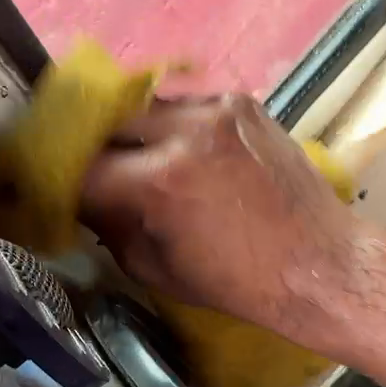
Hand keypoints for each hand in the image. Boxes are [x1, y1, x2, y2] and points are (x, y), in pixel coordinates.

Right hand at [79, 94, 367, 338]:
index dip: (68, 185)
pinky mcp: (243, 103)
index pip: (85, 170)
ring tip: (143, 163)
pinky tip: (187, 154)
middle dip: (99, 153)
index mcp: (159, 180)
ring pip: (147, 110)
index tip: (64, 195)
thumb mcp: (155, 268)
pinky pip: (187, 108)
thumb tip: (88, 204)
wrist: (321, 264)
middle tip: (100, 177)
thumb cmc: (237, 283)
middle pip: (110, 126)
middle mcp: (185, 131)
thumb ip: (112, 228)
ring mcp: (218, 109)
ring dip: (136, 136)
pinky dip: (176, 129)